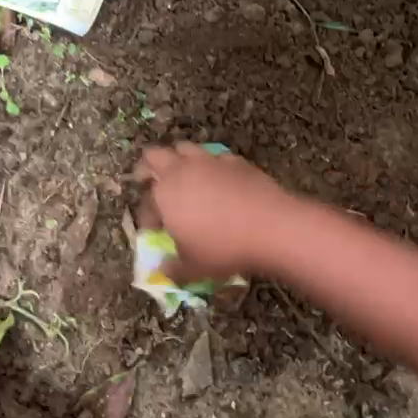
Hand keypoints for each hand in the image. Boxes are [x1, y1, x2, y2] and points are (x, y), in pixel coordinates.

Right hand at [134, 142, 302, 282]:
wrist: (271, 226)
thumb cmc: (223, 248)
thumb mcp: (194, 267)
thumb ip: (174, 268)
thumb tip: (165, 270)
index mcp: (164, 194)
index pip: (146, 202)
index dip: (146, 216)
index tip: (153, 230)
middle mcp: (181, 170)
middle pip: (155, 156)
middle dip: (148, 168)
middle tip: (150, 181)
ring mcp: (209, 161)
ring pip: (184, 148)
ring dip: (178, 158)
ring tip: (183, 175)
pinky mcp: (234, 161)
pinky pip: (215, 156)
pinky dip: (211, 165)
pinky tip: (219, 179)